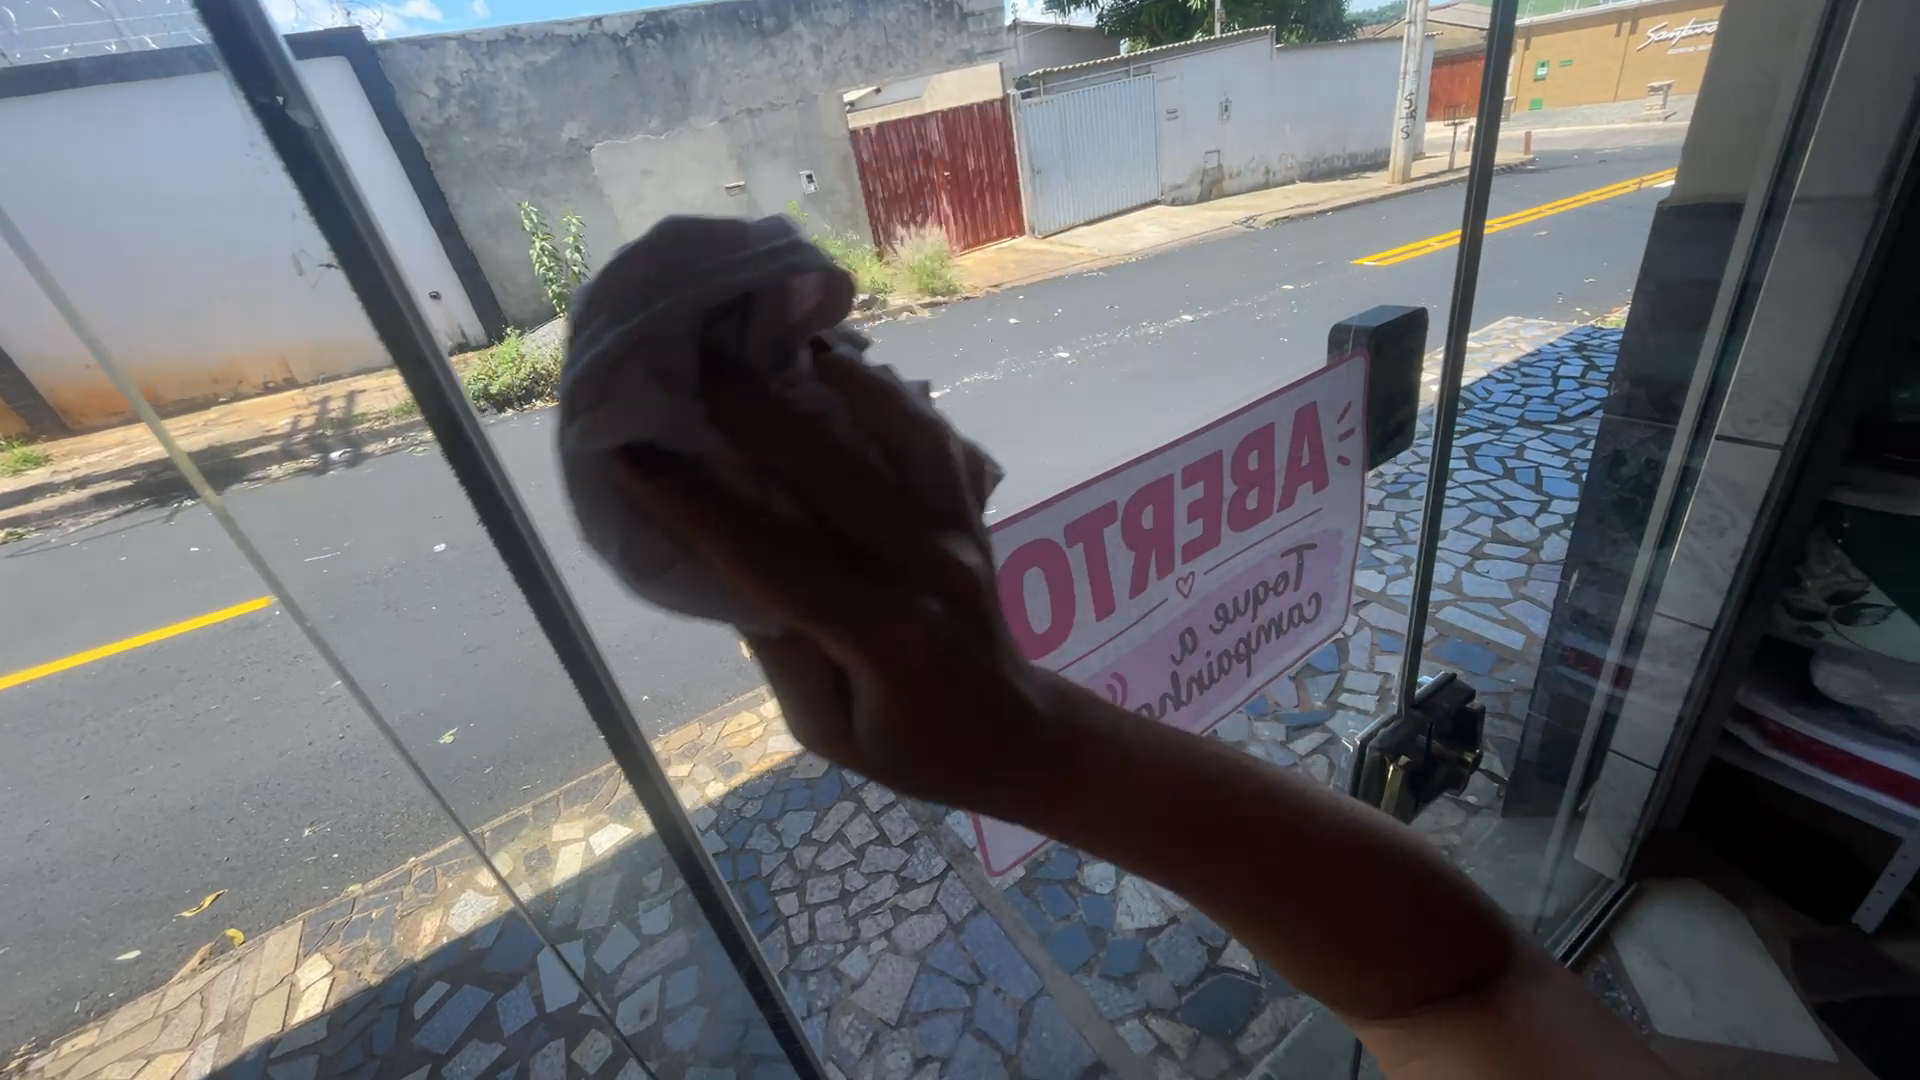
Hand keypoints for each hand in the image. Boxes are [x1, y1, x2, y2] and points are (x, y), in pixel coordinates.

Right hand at [616, 346, 1058, 810]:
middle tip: (695, 363)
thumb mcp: (826, 729)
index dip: (697, 507)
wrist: (1014, 733)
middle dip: (756, 413)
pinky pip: (937, 440)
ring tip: (786, 342)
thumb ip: (779, 647)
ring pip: (904, 433)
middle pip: (835, 473)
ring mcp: (963, 532)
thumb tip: (728, 562)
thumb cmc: (913, 749)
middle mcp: (930, 567)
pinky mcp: (977, 516)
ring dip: (844, 379)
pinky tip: (857, 371)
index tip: (632, 456)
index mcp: (887, 635)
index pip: (774, 559)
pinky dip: (896, 398)